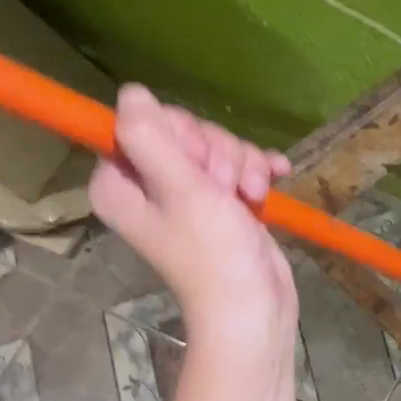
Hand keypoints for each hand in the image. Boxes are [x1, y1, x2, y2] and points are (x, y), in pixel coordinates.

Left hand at [90, 84, 296, 349]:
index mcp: (121, 181)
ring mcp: (192, 195)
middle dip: (219, 154)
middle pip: (187, 132)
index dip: (181, 136)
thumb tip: (133, 92)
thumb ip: (150, 137)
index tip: (201, 169)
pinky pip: (243, 167)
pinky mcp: (228, 205)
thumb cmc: (214, 256)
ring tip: (251, 198)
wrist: (255, 308)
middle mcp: (151, 184)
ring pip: (220, 148)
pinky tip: (279, 175)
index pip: (143, 122)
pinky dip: (262, 171)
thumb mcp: (181, 190)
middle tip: (227, 188)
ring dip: (245, 166)